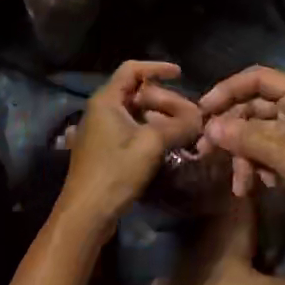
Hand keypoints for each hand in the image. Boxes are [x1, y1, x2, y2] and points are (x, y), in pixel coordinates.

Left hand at [60, 61, 203, 226]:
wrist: (85, 216)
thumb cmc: (115, 172)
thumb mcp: (151, 144)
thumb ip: (177, 125)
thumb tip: (199, 117)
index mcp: (106, 100)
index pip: (132, 69)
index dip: (157, 68)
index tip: (180, 74)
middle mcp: (101, 109)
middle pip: (137, 92)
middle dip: (164, 99)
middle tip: (188, 112)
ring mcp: (101, 131)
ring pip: (135, 112)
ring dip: (159, 117)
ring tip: (183, 128)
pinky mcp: (104, 149)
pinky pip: (131, 129)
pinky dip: (149, 130)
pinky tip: (166, 143)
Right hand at [198, 67, 284, 257]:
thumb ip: (247, 136)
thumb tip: (210, 127)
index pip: (258, 79)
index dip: (228, 90)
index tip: (202, 111)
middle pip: (256, 108)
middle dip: (232, 130)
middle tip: (206, 152)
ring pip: (260, 134)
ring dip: (244, 155)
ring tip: (239, 183)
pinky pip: (270, 154)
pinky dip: (259, 168)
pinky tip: (255, 188)